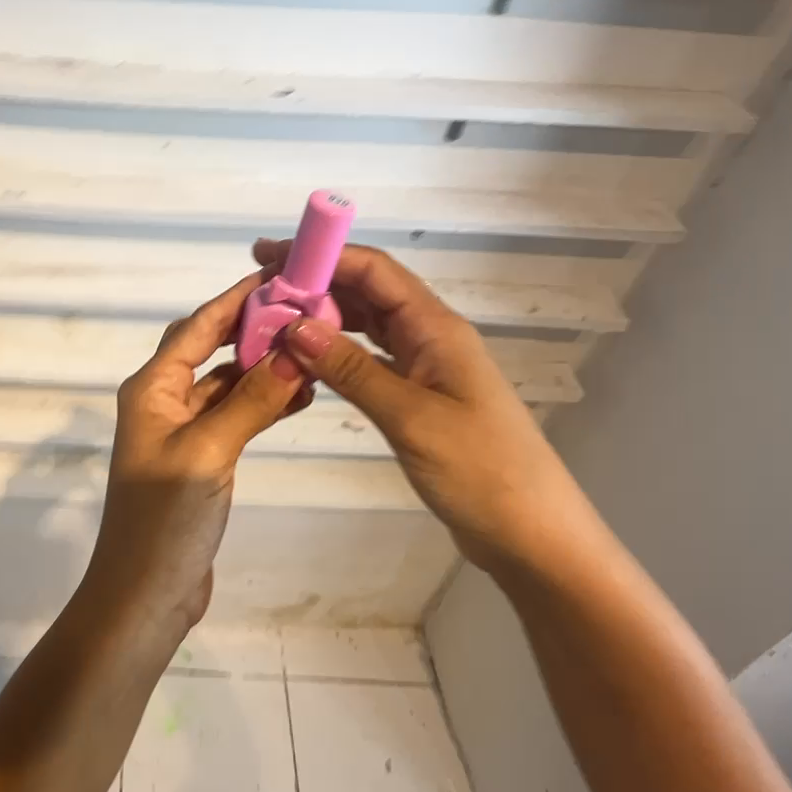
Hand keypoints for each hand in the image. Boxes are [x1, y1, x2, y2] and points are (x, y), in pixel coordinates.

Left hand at [78, 273, 312, 632]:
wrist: (146, 595)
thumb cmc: (165, 518)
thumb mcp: (210, 452)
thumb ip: (252, 400)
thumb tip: (293, 350)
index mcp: (151, 389)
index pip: (197, 328)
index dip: (235, 300)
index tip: (279, 279)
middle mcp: (163, 401)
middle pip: (211, 350)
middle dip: (253, 330)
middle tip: (304, 313)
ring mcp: (182, 431)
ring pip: (227, 384)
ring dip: (263, 369)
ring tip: (311, 354)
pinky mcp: (201, 458)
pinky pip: (235, 416)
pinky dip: (263, 403)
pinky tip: (299, 396)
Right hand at [253, 240, 593, 574]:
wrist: (532, 535)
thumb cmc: (480, 470)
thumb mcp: (410, 416)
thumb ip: (351, 369)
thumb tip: (294, 326)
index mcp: (435, 327)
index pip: (373, 270)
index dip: (322, 255)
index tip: (270, 256)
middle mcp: (430, 336)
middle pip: (367, 291)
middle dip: (315, 283)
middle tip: (260, 292)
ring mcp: (426, 367)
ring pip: (367, 325)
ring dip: (324, 318)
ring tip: (274, 322)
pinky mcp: (419, 397)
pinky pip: (371, 358)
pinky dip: (337, 353)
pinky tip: (308, 361)